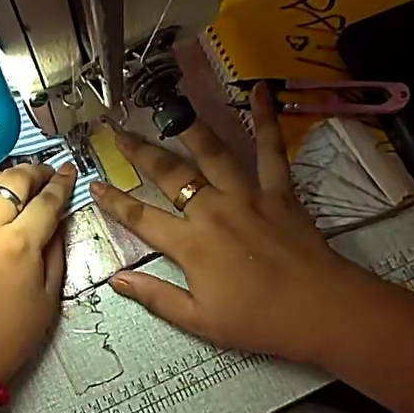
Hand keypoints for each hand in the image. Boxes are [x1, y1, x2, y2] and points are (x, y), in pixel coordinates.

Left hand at [0, 162, 76, 382]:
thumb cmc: (11, 334)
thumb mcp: (49, 295)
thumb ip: (55, 252)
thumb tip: (57, 222)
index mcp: (19, 244)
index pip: (47, 200)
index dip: (62, 183)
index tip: (67, 173)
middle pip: (12, 180)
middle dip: (33, 172)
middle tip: (42, 175)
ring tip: (4, 182)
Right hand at [92, 85, 382, 363]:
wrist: (319, 309)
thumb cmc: (258, 321)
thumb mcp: (199, 321)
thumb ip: (156, 297)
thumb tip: (116, 280)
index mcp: (191, 244)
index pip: (141, 218)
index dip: (114, 202)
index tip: (95, 185)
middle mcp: (213, 210)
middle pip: (169, 175)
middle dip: (140, 151)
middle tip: (119, 131)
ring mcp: (247, 195)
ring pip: (212, 152)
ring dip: (187, 127)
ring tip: (169, 106)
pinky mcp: (278, 190)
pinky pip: (271, 150)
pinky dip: (266, 119)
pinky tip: (261, 90)